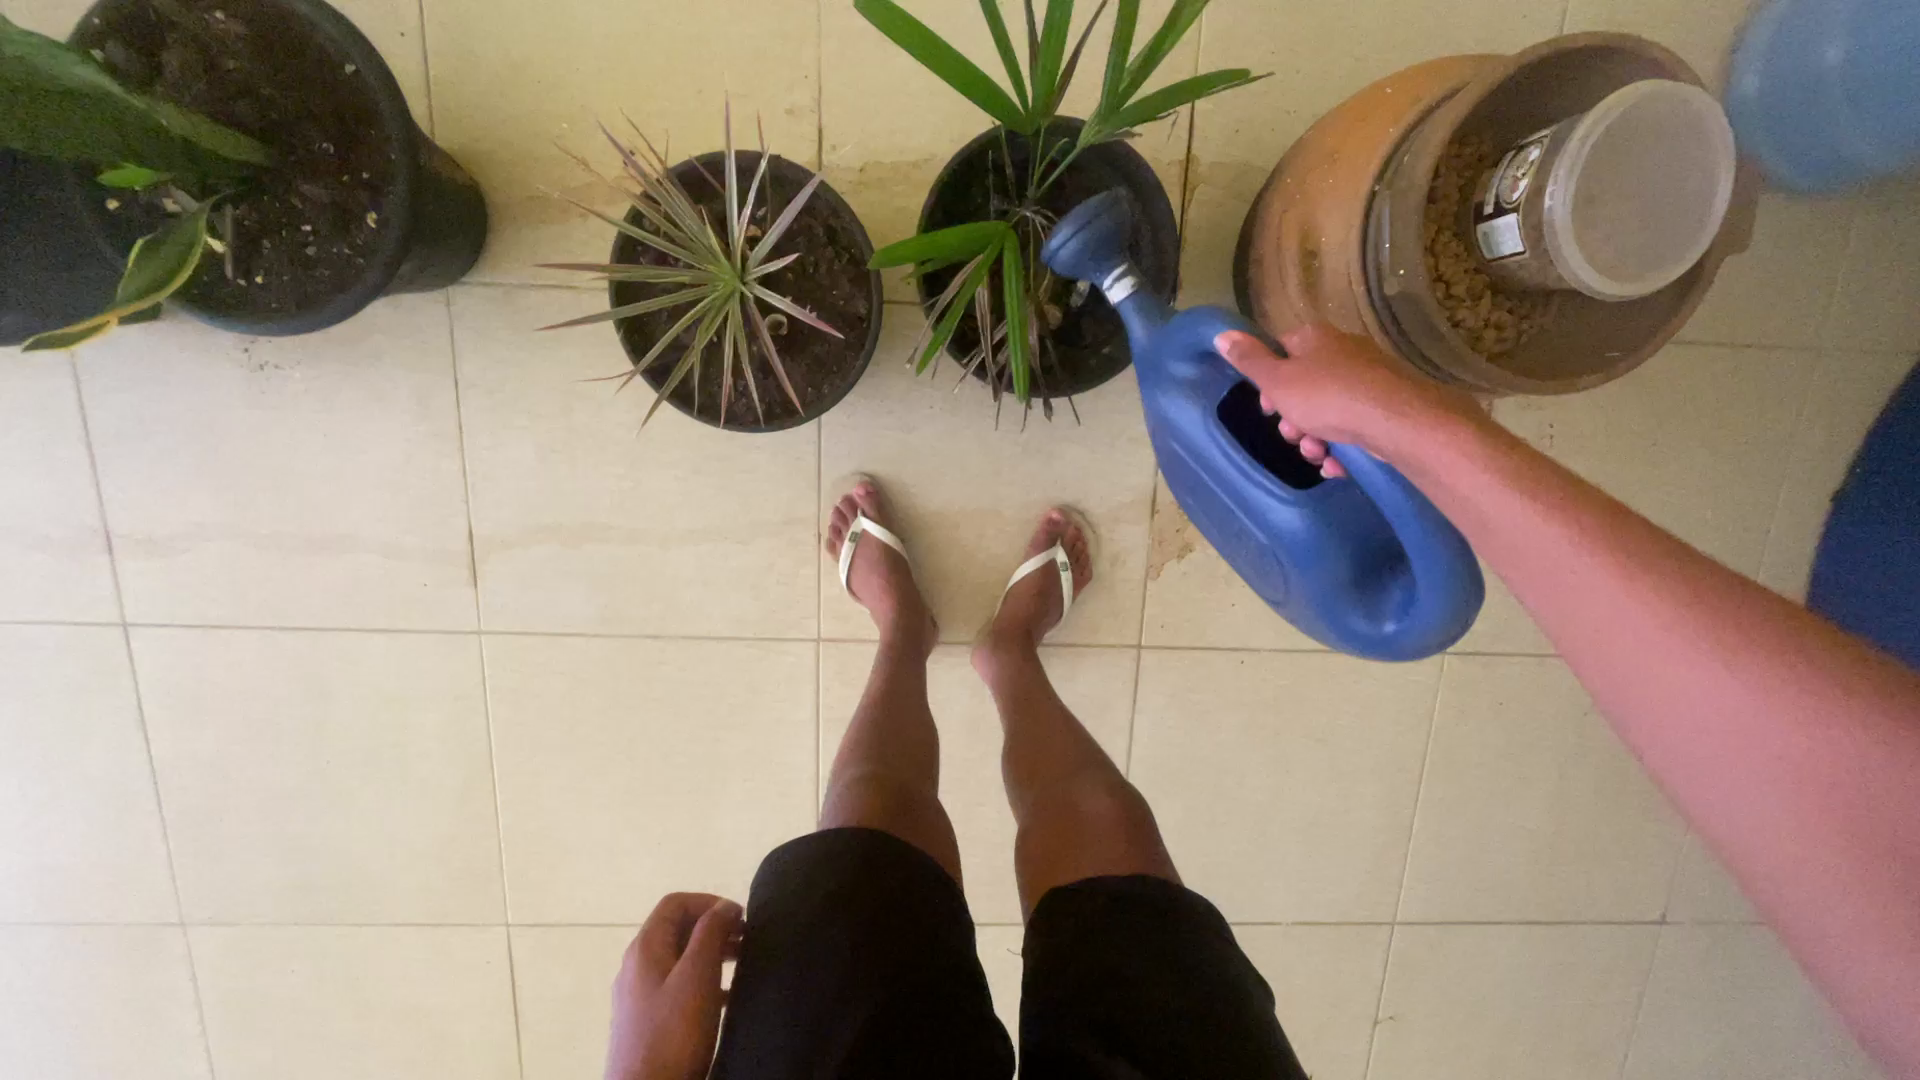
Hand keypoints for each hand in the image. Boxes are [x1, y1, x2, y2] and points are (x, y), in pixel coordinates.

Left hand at [605, 893, 743, 1079]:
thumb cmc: (673, 1033)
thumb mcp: (698, 975)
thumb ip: (711, 932)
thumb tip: (724, 906)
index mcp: (645, 948)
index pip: (676, 903)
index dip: (709, 902)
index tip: (740, 918)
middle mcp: (637, 966)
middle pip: (678, 929)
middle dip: (714, 928)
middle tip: (748, 940)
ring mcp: (639, 997)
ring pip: (680, 959)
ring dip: (712, 954)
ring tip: (743, 965)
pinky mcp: (646, 1023)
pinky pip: (678, 987)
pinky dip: (704, 981)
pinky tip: (727, 999)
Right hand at [1215, 323, 1484, 477]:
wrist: (1395, 421)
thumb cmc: (1327, 397)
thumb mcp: (1277, 381)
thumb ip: (1248, 361)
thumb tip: (1221, 334)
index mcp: (1314, 339)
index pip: (1281, 351)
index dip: (1269, 383)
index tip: (1269, 408)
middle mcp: (1343, 351)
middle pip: (1303, 386)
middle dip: (1293, 419)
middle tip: (1293, 435)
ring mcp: (1368, 378)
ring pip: (1327, 411)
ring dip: (1314, 439)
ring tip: (1318, 454)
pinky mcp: (1385, 405)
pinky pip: (1352, 425)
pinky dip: (1341, 446)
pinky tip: (1337, 464)